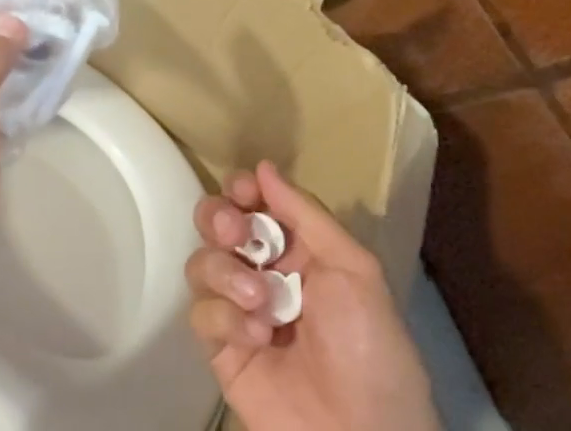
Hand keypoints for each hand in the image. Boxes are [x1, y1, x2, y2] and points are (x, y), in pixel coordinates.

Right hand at [188, 161, 440, 430]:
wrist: (360, 430)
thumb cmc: (369, 343)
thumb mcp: (353, 268)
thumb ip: (305, 213)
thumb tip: (263, 166)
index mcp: (300, 248)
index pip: (257, 202)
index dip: (242, 189)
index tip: (242, 190)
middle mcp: (265, 271)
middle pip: (218, 224)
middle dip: (220, 220)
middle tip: (237, 235)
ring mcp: (239, 309)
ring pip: (202, 263)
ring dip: (227, 273)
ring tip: (259, 301)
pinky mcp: (221, 348)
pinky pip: (202, 314)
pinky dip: (226, 319)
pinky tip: (258, 337)